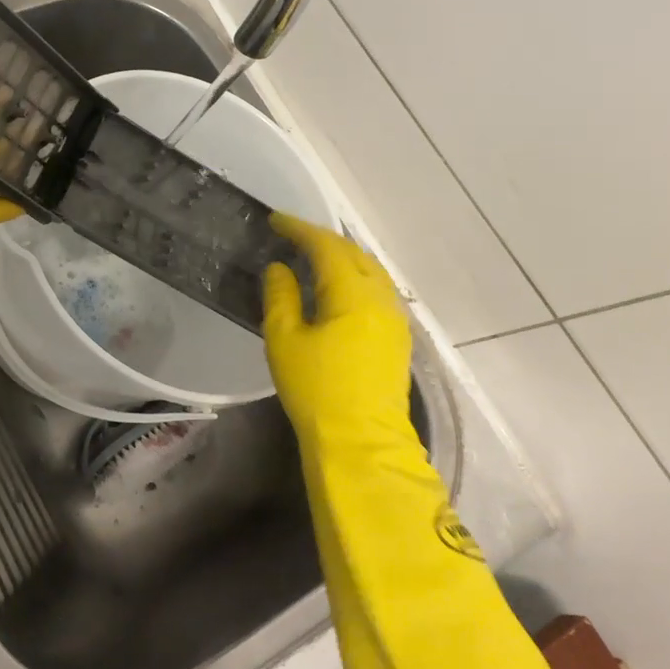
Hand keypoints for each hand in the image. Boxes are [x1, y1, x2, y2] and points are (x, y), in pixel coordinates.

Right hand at [260, 213, 613, 668]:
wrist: (360, 450)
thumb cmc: (317, 395)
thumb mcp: (284, 343)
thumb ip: (279, 299)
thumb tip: (277, 270)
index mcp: (353, 298)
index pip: (328, 248)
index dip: (300, 229)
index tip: (274, 218)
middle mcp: (381, 303)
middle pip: (356, 257)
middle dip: (325, 241)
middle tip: (291, 234)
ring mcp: (394, 324)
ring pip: (370, 276)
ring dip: (342, 261)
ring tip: (310, 257)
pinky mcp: (394, 344)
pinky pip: (373, 295)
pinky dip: (352, 281)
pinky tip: (334, 291)